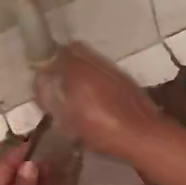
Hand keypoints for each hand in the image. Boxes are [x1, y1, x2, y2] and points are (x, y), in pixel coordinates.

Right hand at [34, 43, 168, 158]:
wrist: (143, 134)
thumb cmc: (102, 130)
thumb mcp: (68, 120)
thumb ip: (50, 99)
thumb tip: (41, 84)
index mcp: (78, 71)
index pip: (57, 53)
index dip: (47, 62)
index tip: (42, 74)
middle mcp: (96, 64)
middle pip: (75, 50)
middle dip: (63, 59)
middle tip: (56, 78)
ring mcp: (113, 69)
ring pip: (90, 57)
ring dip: (80, 66)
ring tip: (74, 87)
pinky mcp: (125, 78)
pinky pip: (103, 68)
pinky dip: (94, 74)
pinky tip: (93, 94)